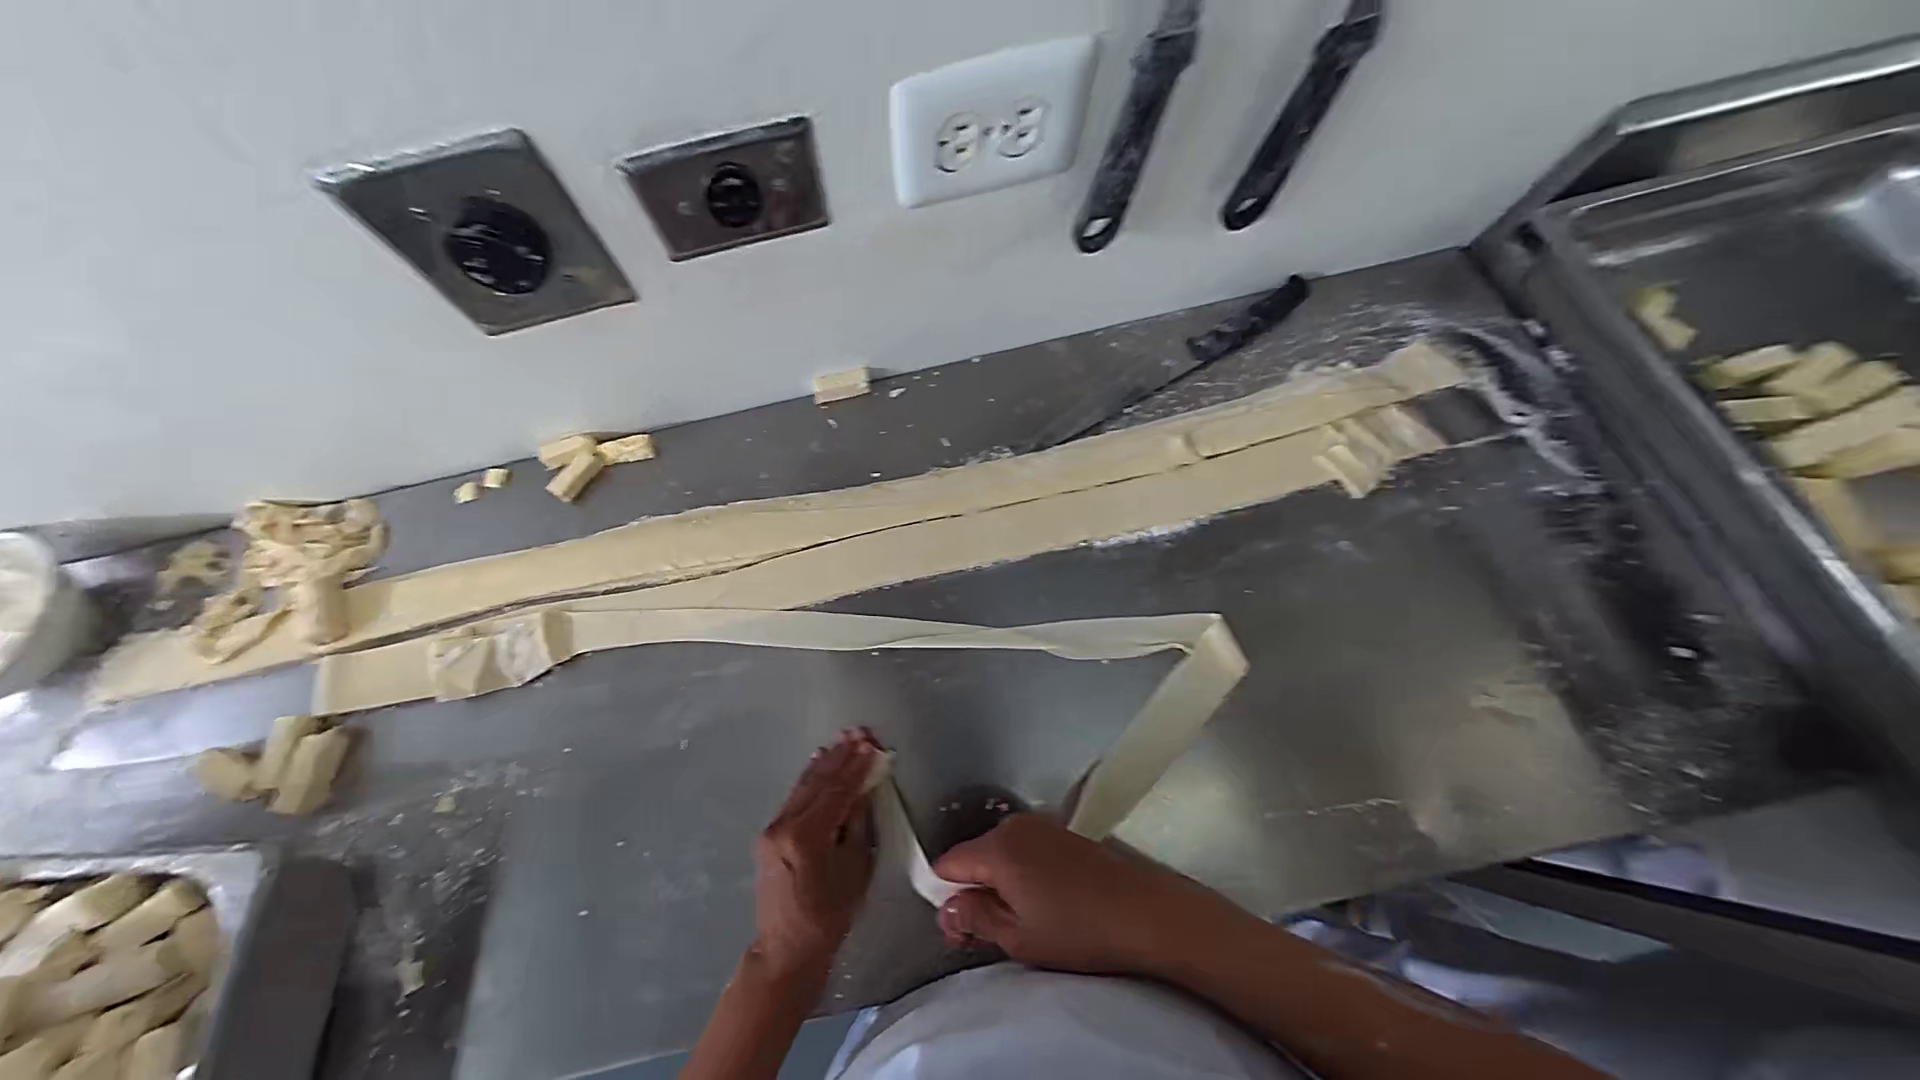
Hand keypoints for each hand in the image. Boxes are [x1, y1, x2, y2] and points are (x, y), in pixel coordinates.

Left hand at [751, 729, 880, 974]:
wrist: (786, 948)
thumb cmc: (829, 915)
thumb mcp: (855, 868)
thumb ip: (857, 823)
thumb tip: (863, 788)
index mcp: (806, 837)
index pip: (837, 791)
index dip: (857, 767)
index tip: (873, 745)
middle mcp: (784, 826)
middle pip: (818, 782)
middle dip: (841, 756)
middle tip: (860, 732)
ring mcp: (772, 828)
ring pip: (804, 785)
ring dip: (826, 762)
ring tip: (843, 739)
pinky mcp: (768, 834)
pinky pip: (795, 797)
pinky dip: (810, 778)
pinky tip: (820, 761)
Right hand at [932, 813, 1244, 975]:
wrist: (1146, 912)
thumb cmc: (1079, 929)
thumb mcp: (1018, 937)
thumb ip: (975, 918)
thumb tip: (948, 908)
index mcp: (998, 848)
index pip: (948, 863)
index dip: (946, 897)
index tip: (960, 929)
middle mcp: (1016, 826)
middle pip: (974, 855)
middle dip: (973, 890)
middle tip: (989, 932)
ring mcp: (1041, 825)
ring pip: (1000, 853)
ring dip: (999, 882)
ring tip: (1022, 920)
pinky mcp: (1063, 832)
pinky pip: (1024, 849)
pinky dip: (1022, 873)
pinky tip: (1044, 901)